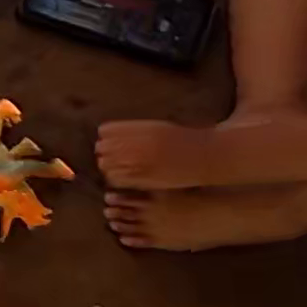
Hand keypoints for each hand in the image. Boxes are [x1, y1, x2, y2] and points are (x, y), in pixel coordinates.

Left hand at [94, 120, 215, 188]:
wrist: (205, 155)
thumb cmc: (180, 140)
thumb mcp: (154, 128)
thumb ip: (129, 131)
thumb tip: (102, 135)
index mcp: (136, 128)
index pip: (104, 131)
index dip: (108, 137)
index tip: (117, 141)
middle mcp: (132, 144)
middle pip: (100, 147)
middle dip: (107, 151)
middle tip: (120, 156)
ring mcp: (133, 161)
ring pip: (103, 164)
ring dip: (110, 165)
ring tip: (125, 166)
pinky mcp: (137, 177)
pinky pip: (114, 178)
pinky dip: (117, 177)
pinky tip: (129, 175)